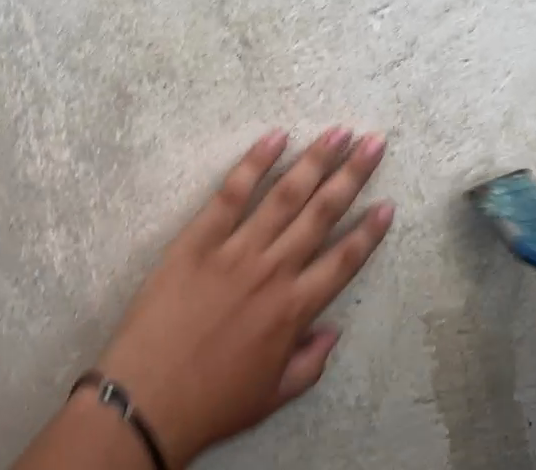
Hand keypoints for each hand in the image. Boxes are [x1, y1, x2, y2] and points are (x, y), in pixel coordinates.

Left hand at [95, 127, 394, 466]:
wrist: (148, 397)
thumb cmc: (211, 402)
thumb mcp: (273, 395)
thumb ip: (310, 363)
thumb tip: (333, 330)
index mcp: (294, 310)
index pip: (344, 261)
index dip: (370, 232)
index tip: (388, 204)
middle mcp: (273, 271)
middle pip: (322, 214)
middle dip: (352, 175)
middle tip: (373, 142)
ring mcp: (235, 250)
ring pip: (284, 196)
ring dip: (315, 161)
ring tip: (337, 132)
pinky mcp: (198, 238)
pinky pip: (231, 194)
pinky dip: (254, 163)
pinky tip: (275, 138)